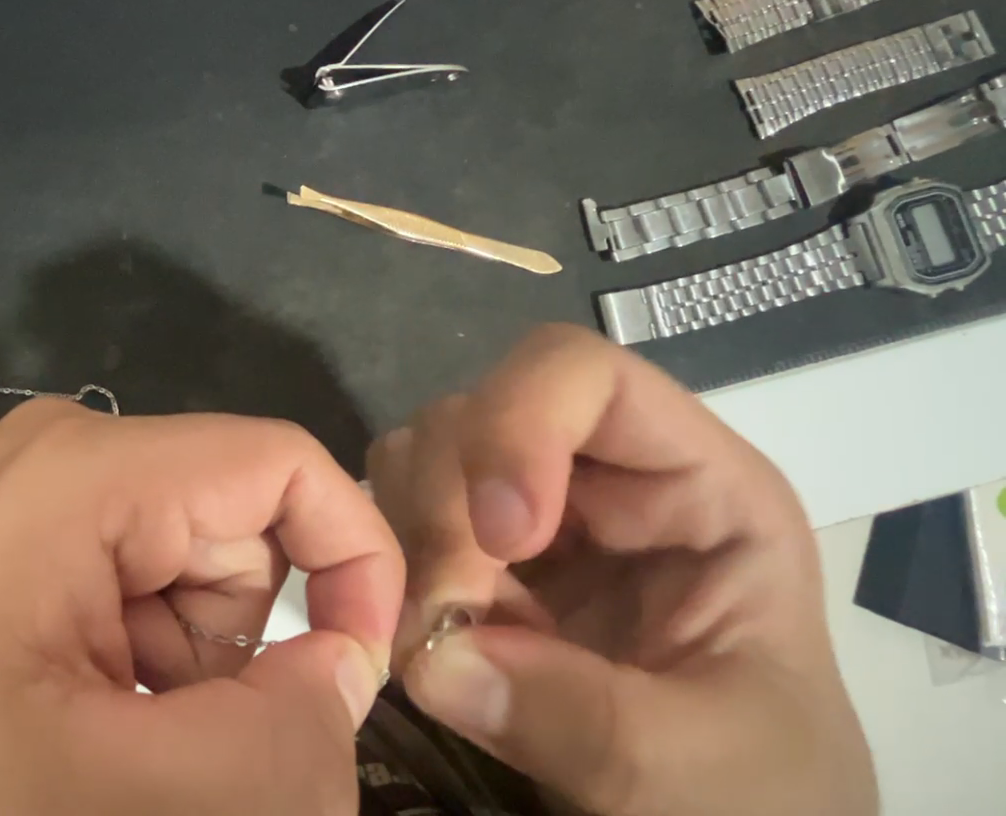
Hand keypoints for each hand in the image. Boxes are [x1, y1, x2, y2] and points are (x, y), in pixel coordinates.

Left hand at [0, 401, 402, 814]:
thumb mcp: (105, 785)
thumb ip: (263, 749)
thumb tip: (351, 679)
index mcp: (91, 470)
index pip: (280, 462)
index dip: (350, 555)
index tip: (359, 679)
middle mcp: (71, 459)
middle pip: (237, 530)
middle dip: (243, 649)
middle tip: (176, 753)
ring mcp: (41, 500)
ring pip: (190, 578)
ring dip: (188, 678)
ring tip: (108, 746)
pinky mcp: (24, 546)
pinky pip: (134, 598)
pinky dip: (143, 677)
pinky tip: (79, 730)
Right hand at [369, 325, 874, 815]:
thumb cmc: (760, 789)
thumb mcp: (711, 772)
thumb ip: (583, 719)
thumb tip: (431, 658)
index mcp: (692, 484)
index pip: (582, 375)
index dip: (521, 424)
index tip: (504, 537)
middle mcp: (592, 471)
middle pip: (472, 414)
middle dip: (445, 514)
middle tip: (450, 622)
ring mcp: (518, 502)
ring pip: (416, 454)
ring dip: (411, 540)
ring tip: (448, 633)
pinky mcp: (463, 542)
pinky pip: (390, 509)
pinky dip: (389, 562)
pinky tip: (429, 626)